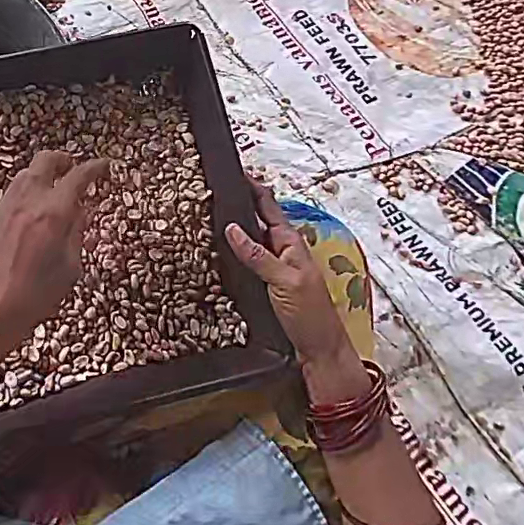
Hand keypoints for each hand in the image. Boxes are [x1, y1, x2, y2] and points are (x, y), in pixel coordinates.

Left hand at [0, 152, 109, 370]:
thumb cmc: (29, 302)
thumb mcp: (68, 270)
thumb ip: (77, 234)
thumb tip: (82, 214)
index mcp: (52, 214)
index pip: (78, 176)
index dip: (95, 167)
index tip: (104, 166)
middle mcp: (25, 202)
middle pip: (45, 160)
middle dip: (64, 161)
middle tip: (75, 170)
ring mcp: (2, 208)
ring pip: (25, 175)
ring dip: (42, 176)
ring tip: (53, 194)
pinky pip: (9, 196)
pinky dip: (24, 196)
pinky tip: (30, 217)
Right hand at [224, 174, 358, 368]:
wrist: (319, 351)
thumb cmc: (310, 315)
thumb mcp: (285, 282)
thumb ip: (258, 255)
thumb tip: (231, 227)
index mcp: (290, 243)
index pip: (268, 207)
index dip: (253, 188)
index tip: (233, 173)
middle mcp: (280, 250)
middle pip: (255, 221)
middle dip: (236, 205)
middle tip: (209, 192)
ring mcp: (271, 268)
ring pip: (248, 240)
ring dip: (230, 229)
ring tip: (204, 217)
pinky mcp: (263, 284)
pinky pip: (244, 260)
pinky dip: (230, 252)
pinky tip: (214, 252)